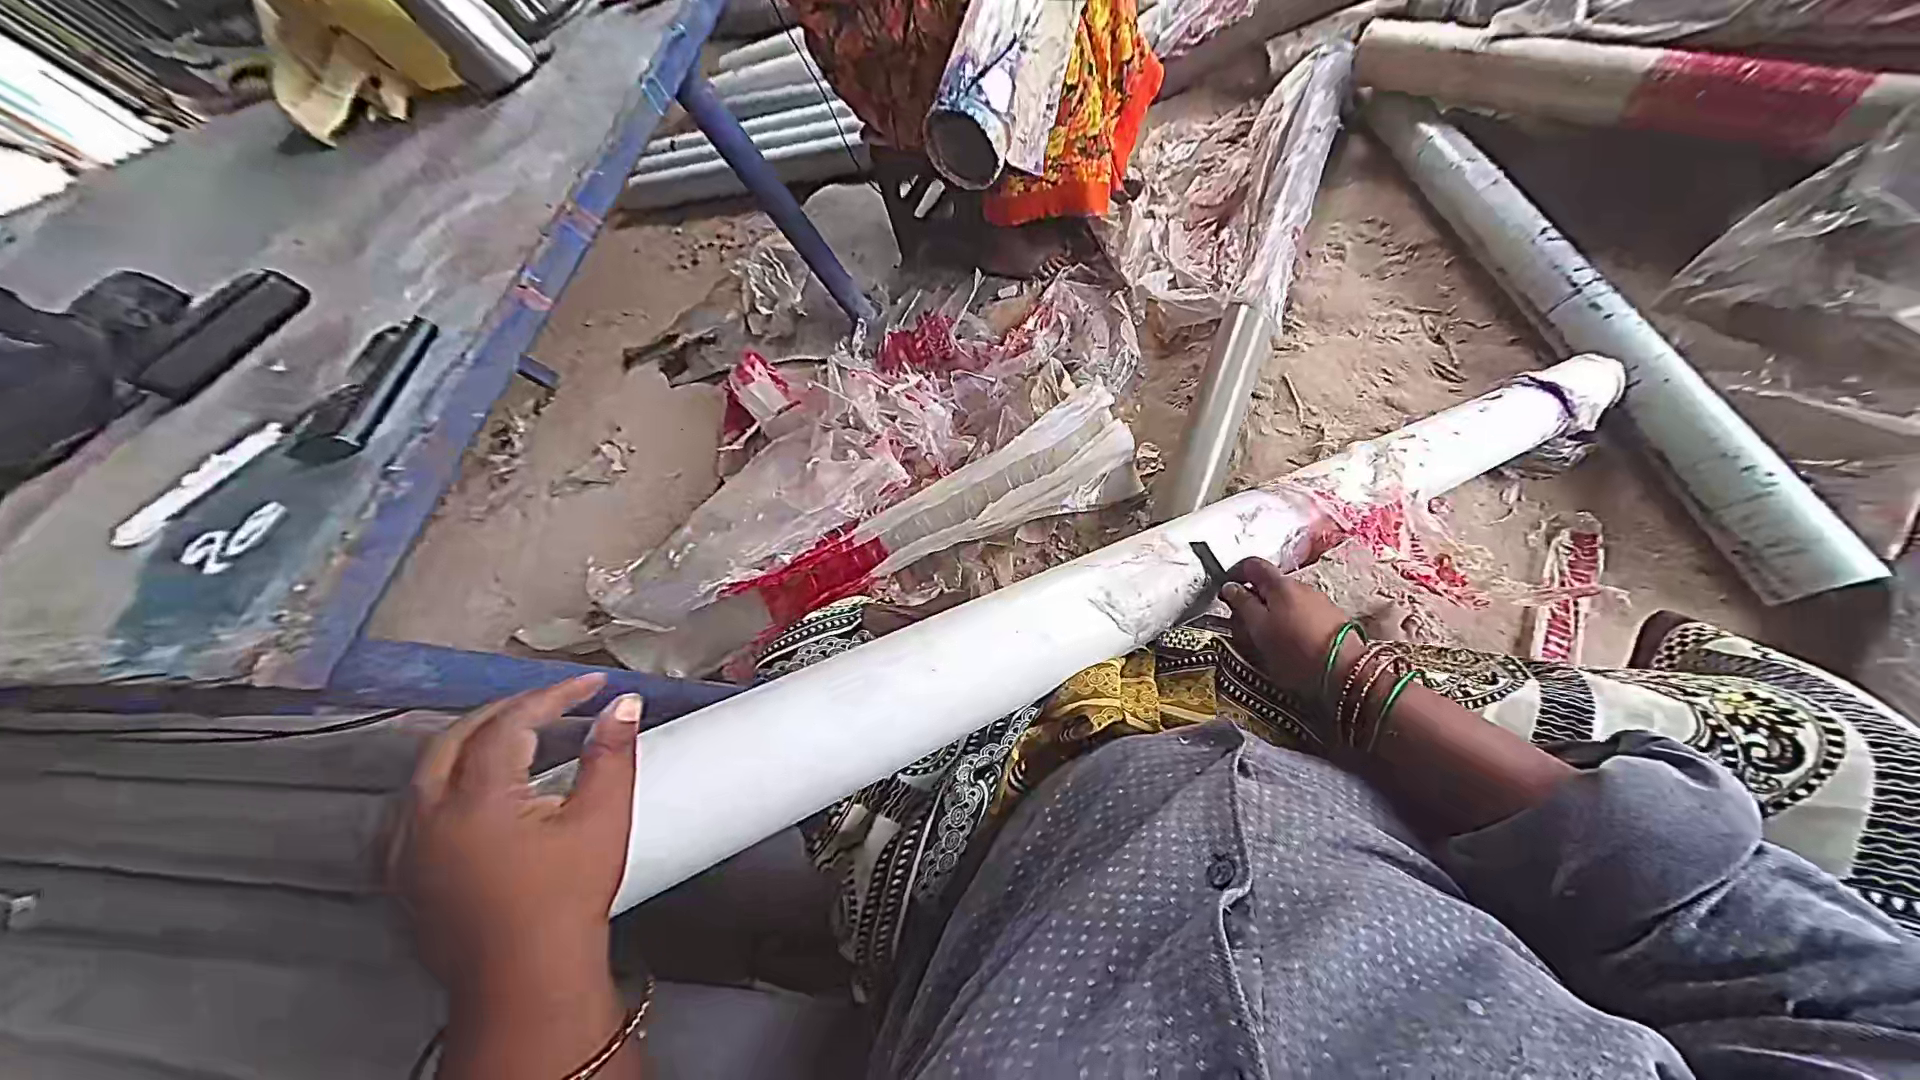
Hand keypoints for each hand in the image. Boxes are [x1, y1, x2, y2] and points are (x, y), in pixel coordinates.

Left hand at [391, 675, 640, 1001]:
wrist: (528, 978)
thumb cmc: (566, 902)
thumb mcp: (602, 817)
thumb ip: (612, 753)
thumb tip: (623, 705)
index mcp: (475, 802)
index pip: (511, 722)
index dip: (554, 695)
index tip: (589, 686)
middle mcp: (426, 820)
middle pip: (458, 735)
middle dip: (510, 709)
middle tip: (555, 700)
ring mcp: (405, 849)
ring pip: (426, 767)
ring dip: (473, 738)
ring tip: (518, 732)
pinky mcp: (401, 874)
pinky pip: (411, 805)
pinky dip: (445, 777)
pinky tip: (472, 785)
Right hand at [1221, 557, 1352, 698]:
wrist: (1346, 671)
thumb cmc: (1294, 649)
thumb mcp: (1258, 629)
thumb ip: (1242, 604)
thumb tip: (1230, 587)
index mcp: (1280, 584)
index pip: (1252, 565)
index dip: (1234, 574)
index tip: (1225, 592)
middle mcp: (1301, 586)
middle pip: (1269, 582)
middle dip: (1252, 597)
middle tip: (1241, 620)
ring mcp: (1319, 601)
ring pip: (1285, 599)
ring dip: (1271, 611)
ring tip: (1265, 635)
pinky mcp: (1332, 618)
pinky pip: (1301, 612)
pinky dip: (1288, 620)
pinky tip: (1288, 641)